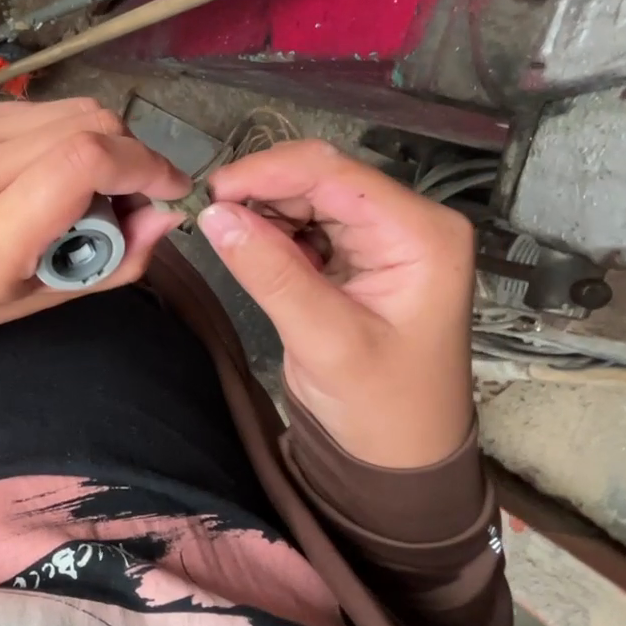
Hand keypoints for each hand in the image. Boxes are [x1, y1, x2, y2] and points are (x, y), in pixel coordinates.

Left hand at [0, 98, 189, 340]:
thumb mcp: (44, 296)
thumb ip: (115, 259)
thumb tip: (167, 211)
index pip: (82, 162)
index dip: (142, 164)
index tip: (168, 188)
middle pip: (85, 124)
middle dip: (130, 153)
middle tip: (131, 193)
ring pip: (66, 110)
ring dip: (99, 140)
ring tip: (92, 183)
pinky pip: (35, 110)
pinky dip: (61, 133)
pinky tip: (48, 167)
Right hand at [201, 140, 474, 467]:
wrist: (397, 453)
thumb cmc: (379, 403)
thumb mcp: (323, 339)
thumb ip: (269, 272)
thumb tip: (213, 214)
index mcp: (418, 233)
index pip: (333, 174)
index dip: (266, 173)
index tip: (208, 194)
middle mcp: (404, 222)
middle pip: (318, 177)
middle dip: (259, 190)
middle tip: (207, 217)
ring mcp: (379, 237)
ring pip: (304, 195)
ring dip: (259, 208)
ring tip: (223, 234)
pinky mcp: (354, 254)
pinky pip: (301, 222)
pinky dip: (267, 229)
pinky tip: (246, 246)